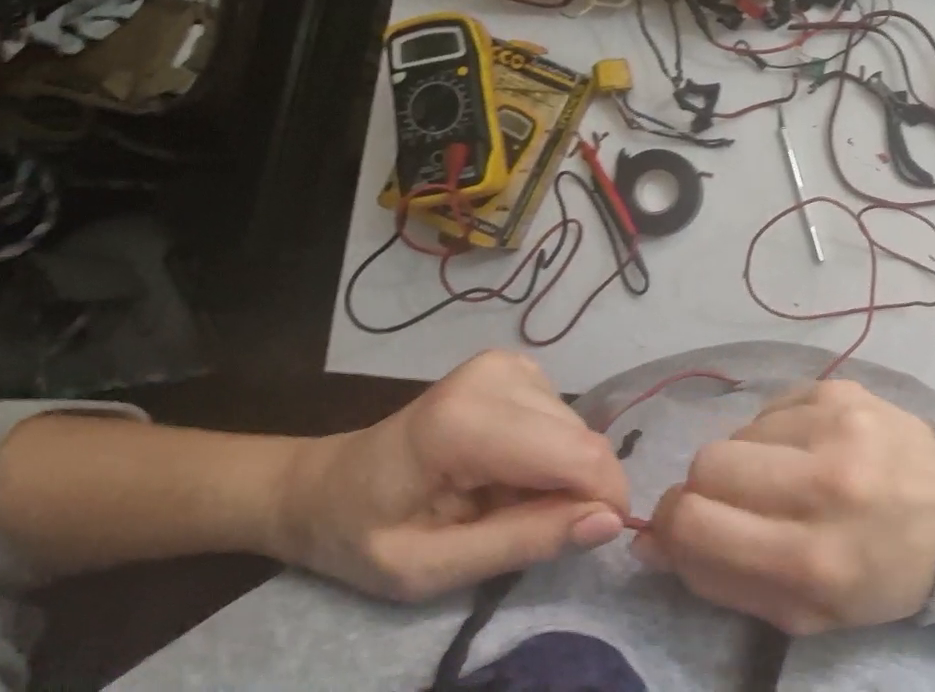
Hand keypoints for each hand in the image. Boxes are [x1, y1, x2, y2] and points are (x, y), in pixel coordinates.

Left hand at [276, 350, 628, 600]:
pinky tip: (510, 470)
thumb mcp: (429, 570)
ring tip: (505, 501)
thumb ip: (521, 544)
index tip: (582, 542)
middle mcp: (497, 376)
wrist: (325, 486)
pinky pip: (567, 420)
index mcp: (464, 423)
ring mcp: (509, 364)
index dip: (600, 501)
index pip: (578, 456)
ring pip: (580, 432)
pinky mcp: (518, 366)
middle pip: (583, 442)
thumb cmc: (365, 535)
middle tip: (525, 528)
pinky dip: (551, 455)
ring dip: (561, 476)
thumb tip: (610, 522)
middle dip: (576, 492)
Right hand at [636, 379, 934, 634]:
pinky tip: (813, 447)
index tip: (690, 526)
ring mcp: (836, 426)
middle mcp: (821, 484)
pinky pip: (773, 404)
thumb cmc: (880, 572)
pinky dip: (778, 428)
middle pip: (707, 463)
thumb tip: (652, 542)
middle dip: (708, 486)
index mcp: (809, 558)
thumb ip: (722, 580)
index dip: (676, 524)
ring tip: (791, 474)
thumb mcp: (806, 612)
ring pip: (738, 429)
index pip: (694, 522)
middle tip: (743, 500)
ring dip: (750, 455)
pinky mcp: (844, 389)